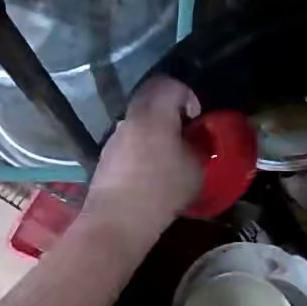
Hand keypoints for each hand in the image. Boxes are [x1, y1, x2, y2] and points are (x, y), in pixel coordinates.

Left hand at [80, 76, 202, 242]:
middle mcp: (131, 118)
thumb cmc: (163, 189)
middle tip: (186, 130)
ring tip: (171, 154)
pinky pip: (130, 138)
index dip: (188, 96)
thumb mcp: (196, 168)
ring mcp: (115, 136)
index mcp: (154, 114)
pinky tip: (152, 170)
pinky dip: (143, 144)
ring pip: (139, 119)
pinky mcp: (106, 155)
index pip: (170, 85)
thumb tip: (198, 141)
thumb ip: (199, 147)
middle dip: (172, 109)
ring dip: (156, 128)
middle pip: (152, 97)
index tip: (197, 119)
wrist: (118, 220)